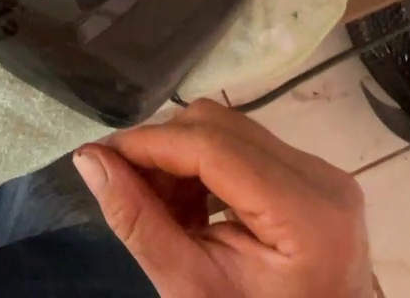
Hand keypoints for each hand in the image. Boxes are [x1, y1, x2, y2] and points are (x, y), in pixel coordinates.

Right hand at [73, 99, 373, 297]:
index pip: (212, 147)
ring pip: (224, 129)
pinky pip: (241, 145)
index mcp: (307, 215)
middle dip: (161, 149)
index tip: (99, 156)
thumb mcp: (190, 290)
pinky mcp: (311, 178)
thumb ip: (137, 221)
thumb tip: (88, 157)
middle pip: (217, 127)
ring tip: (160, 207)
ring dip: (177, 156)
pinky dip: (201, 165)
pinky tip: (189, 207)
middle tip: (127, 189)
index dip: (149, 143)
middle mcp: (321, 179)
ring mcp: (320, 175)